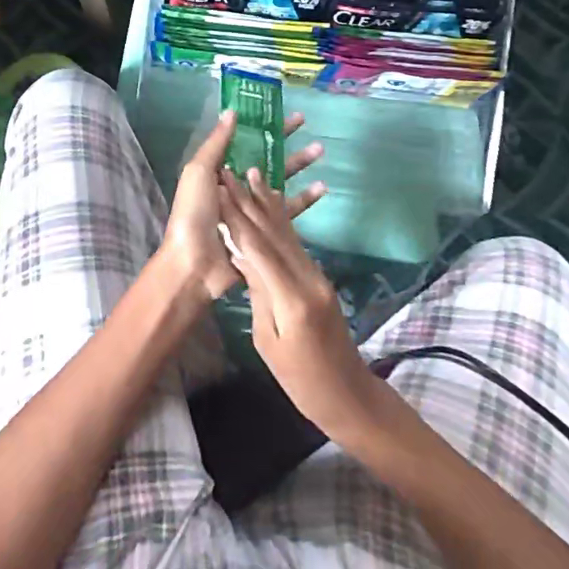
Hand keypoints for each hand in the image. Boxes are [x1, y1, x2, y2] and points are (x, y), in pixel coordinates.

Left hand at [161, 111, 324, 300]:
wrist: (196, 263)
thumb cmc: (194, 213)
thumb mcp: (199, 172)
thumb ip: (217, 143)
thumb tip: (233, 112)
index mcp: (217, 171)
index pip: (244, 143)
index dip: (263, 128)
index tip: (282, 114)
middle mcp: (235, 186)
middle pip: (265, 159)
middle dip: (286, 143)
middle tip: (309, 127)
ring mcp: (251, 208)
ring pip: (281, 181)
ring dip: (300, 166)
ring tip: (322, 151)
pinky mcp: (265, 230)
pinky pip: (288, 211)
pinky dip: (305, 199)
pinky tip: (323, 188)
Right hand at [216, 167, 393, 437]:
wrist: (348, 395)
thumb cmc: (300, 380)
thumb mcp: (267, 340)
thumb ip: (257, 293)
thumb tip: (242, 257)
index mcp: (291, 298)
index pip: (258, 247)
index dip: (237, 217)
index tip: (220, 190)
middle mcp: (308, 279)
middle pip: (273, 233)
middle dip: (249, 201)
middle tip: (232, 173)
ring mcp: (317, 277)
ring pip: (287, 233)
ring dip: (266, 204)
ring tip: (254, 175)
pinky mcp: (320, 279)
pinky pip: (295, 245)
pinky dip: (280, 222)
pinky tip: (272, 206)